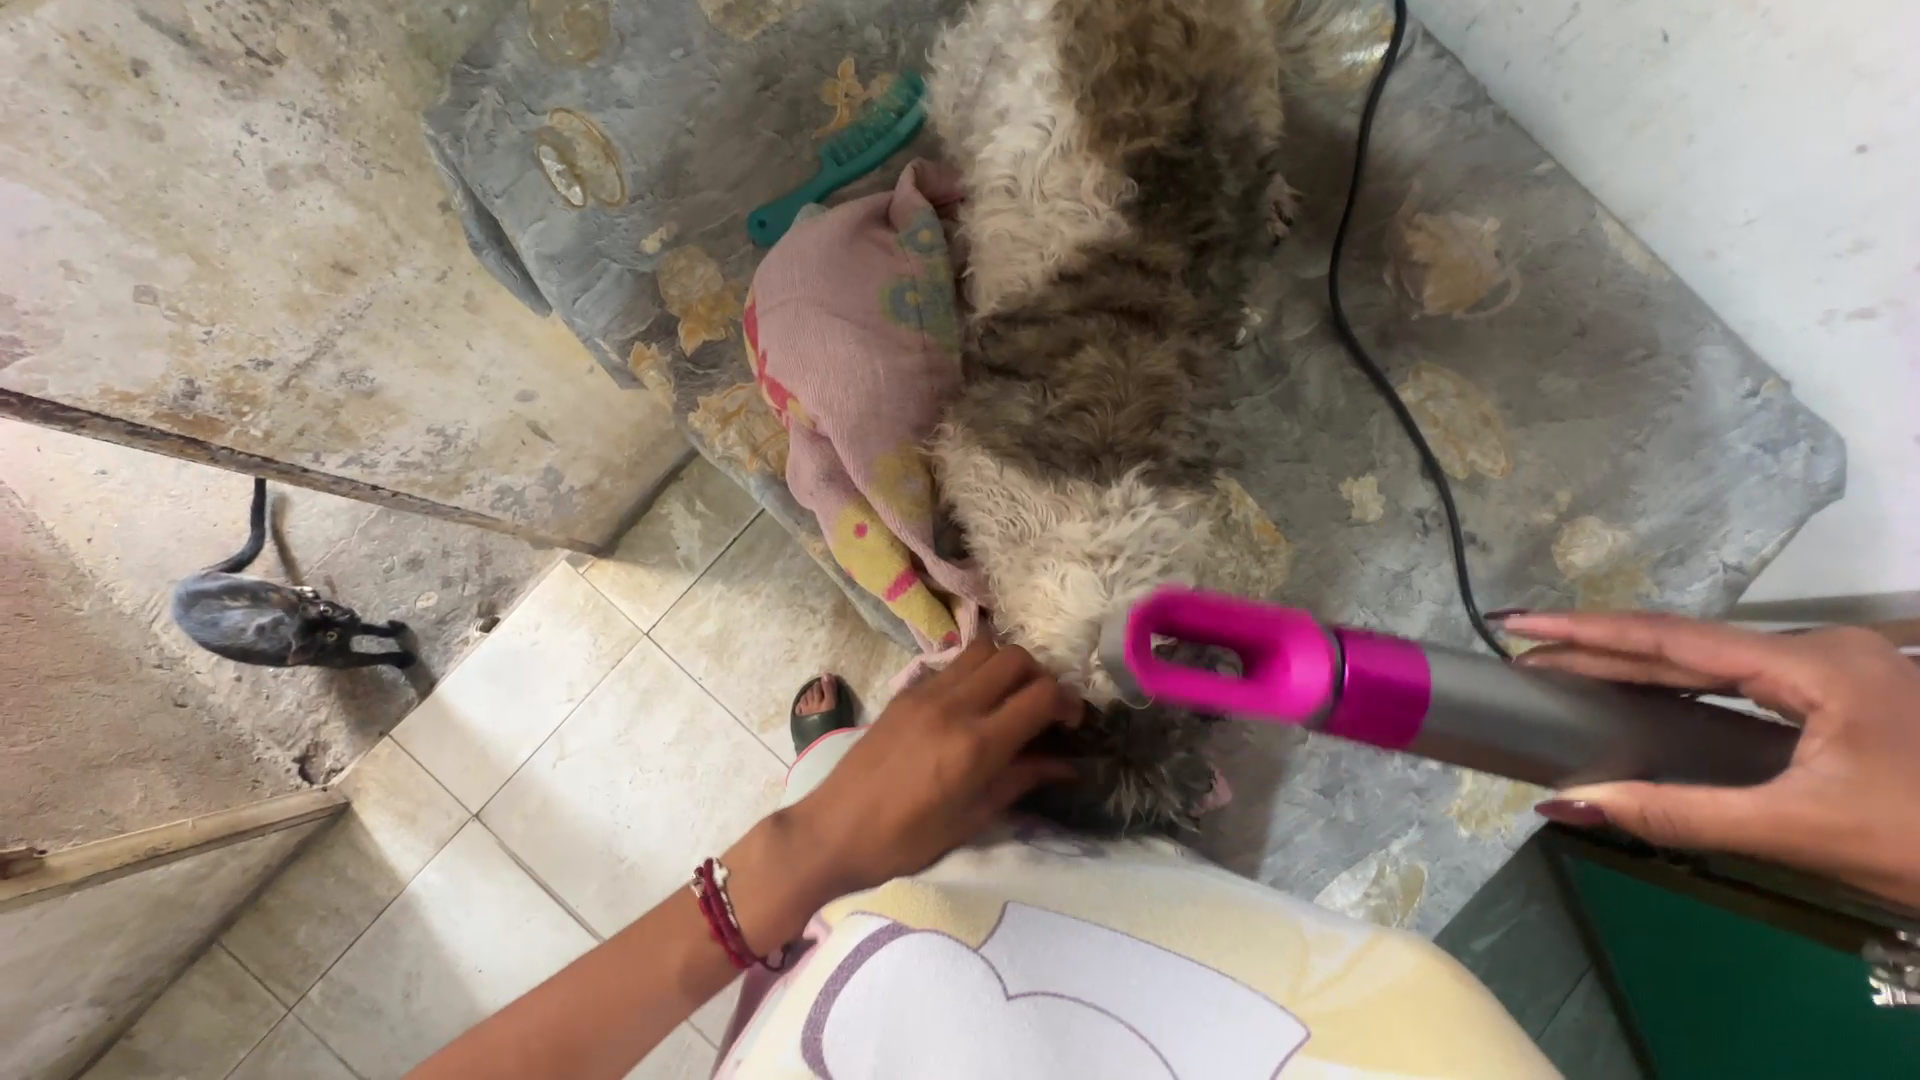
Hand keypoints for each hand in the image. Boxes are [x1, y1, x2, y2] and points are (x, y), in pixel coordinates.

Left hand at [785, 638, 1080, 892]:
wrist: (835, 829)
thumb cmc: (907, 838)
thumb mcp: (972, 818)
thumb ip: (1021, 780)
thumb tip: (1068, 765)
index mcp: (976, 745)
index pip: (1041, 696)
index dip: (1068, 703)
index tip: (1073, 723)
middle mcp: (954, 706)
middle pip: (1016, 658)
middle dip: (1042, 677)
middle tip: (1044, 709)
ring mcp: (927, 692)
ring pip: (984, 649)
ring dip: (1007, 666)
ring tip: (1009, 699)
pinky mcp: (907, 691)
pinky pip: (953, 663)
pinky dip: (976, 671)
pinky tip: (974, 702)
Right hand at [1506, 612, 1919, 908]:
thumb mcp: (1806, 832)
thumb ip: (1679, 813)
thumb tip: (1567, 804)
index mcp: (1815, 666)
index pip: (1671, 638)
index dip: (1585, 629)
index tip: (1516, 621)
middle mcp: (1822, 653)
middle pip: (1683, 644)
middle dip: (1598, 647)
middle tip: (1524, 654)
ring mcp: (1837, 673)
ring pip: (1709, 662)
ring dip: (1632, 665)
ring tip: (1564, 669)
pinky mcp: (1843, 698)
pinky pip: (1735, 682)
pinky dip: (1674, 686)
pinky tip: (1640, 692)